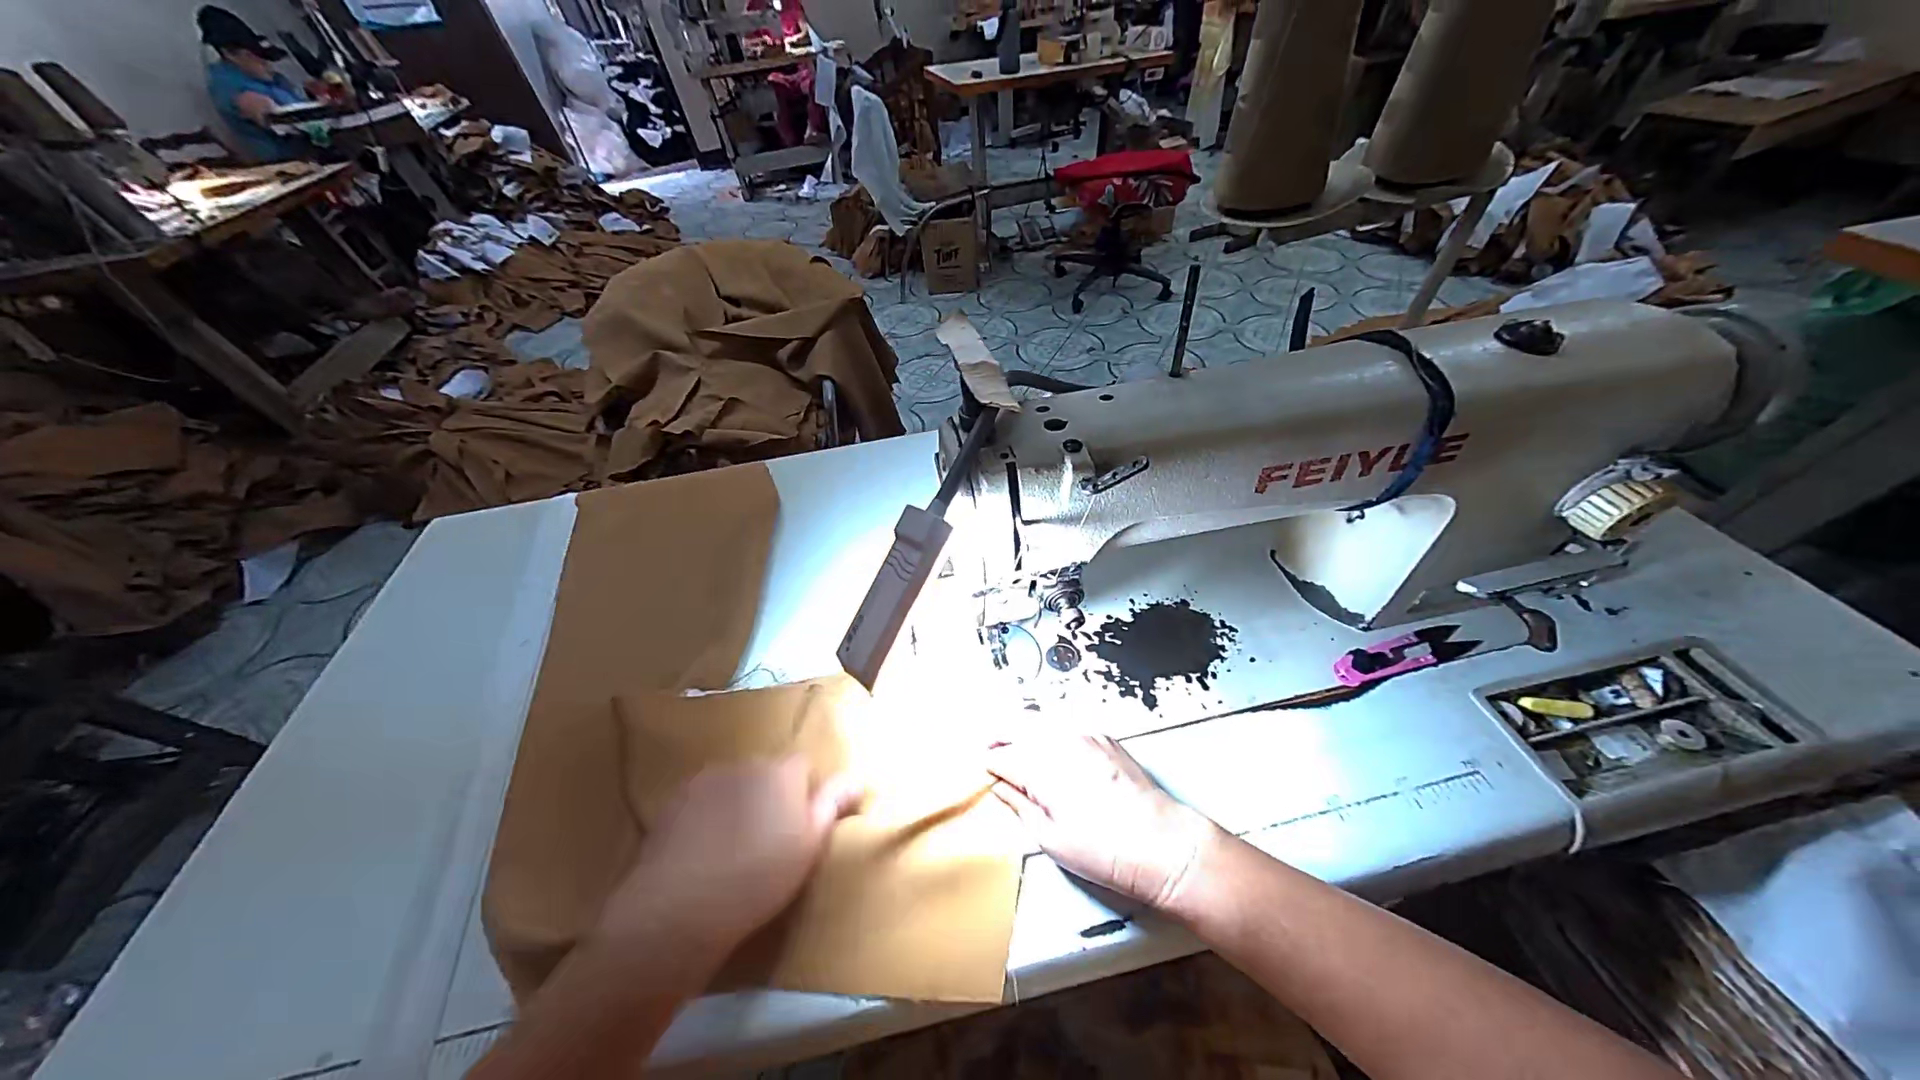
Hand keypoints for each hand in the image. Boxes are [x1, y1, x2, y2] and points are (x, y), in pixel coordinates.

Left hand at [596, 756, 861, 949]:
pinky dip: (706, 816)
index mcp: (782, 772)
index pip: (803, 765)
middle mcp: (745, 764)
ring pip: (733, 785)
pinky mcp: (672, 801)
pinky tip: (702, 851)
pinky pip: (701, 800)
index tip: (802, 826)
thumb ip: (832, 805)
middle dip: (770, 795)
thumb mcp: (810, 847)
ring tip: (733, 847)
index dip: (806, 792)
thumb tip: (857, 778)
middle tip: (769, 839)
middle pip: (766, 772)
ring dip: (737, 803)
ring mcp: (705, 780)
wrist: (679, 907)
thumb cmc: (758, 878)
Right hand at [986, 735, 1220, 915]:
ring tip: (1019, 748)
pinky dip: (1052, 731)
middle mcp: (1060, 741)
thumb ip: (1019, 805)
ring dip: (1025, 730)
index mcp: (1041, 766)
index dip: (989, 765)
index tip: (987, 773)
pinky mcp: (1104, 737)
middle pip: (1017, 726)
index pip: (1000, 755)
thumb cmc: (1108, 850)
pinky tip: (1052, 749)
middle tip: (993, 752)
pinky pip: (1067, 724)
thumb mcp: (1050, 838)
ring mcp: (1085, 735)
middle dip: (1001, 738)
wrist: (1163, 845)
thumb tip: (1001, 788)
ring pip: (1041, 719)